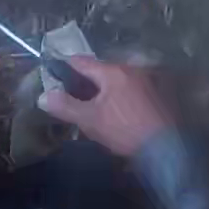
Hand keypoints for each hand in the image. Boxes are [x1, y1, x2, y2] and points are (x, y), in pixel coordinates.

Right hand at [38, 56, 171, 156]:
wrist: (165, 146)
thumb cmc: (124, 129)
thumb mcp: (90, 120)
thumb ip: (66, 106)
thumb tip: (44, 95)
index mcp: (112, 71)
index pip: (82, 62)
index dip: (65, 65)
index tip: (53, 70)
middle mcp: (130, 68)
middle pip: (100, 69)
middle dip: (85, 79)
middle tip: (71, 92)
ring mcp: (145, 78)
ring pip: (116, 78)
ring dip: (103, 87)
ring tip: (92, 103)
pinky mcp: (155, 92)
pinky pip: (129, 87)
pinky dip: (118, 93)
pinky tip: (115, 109)